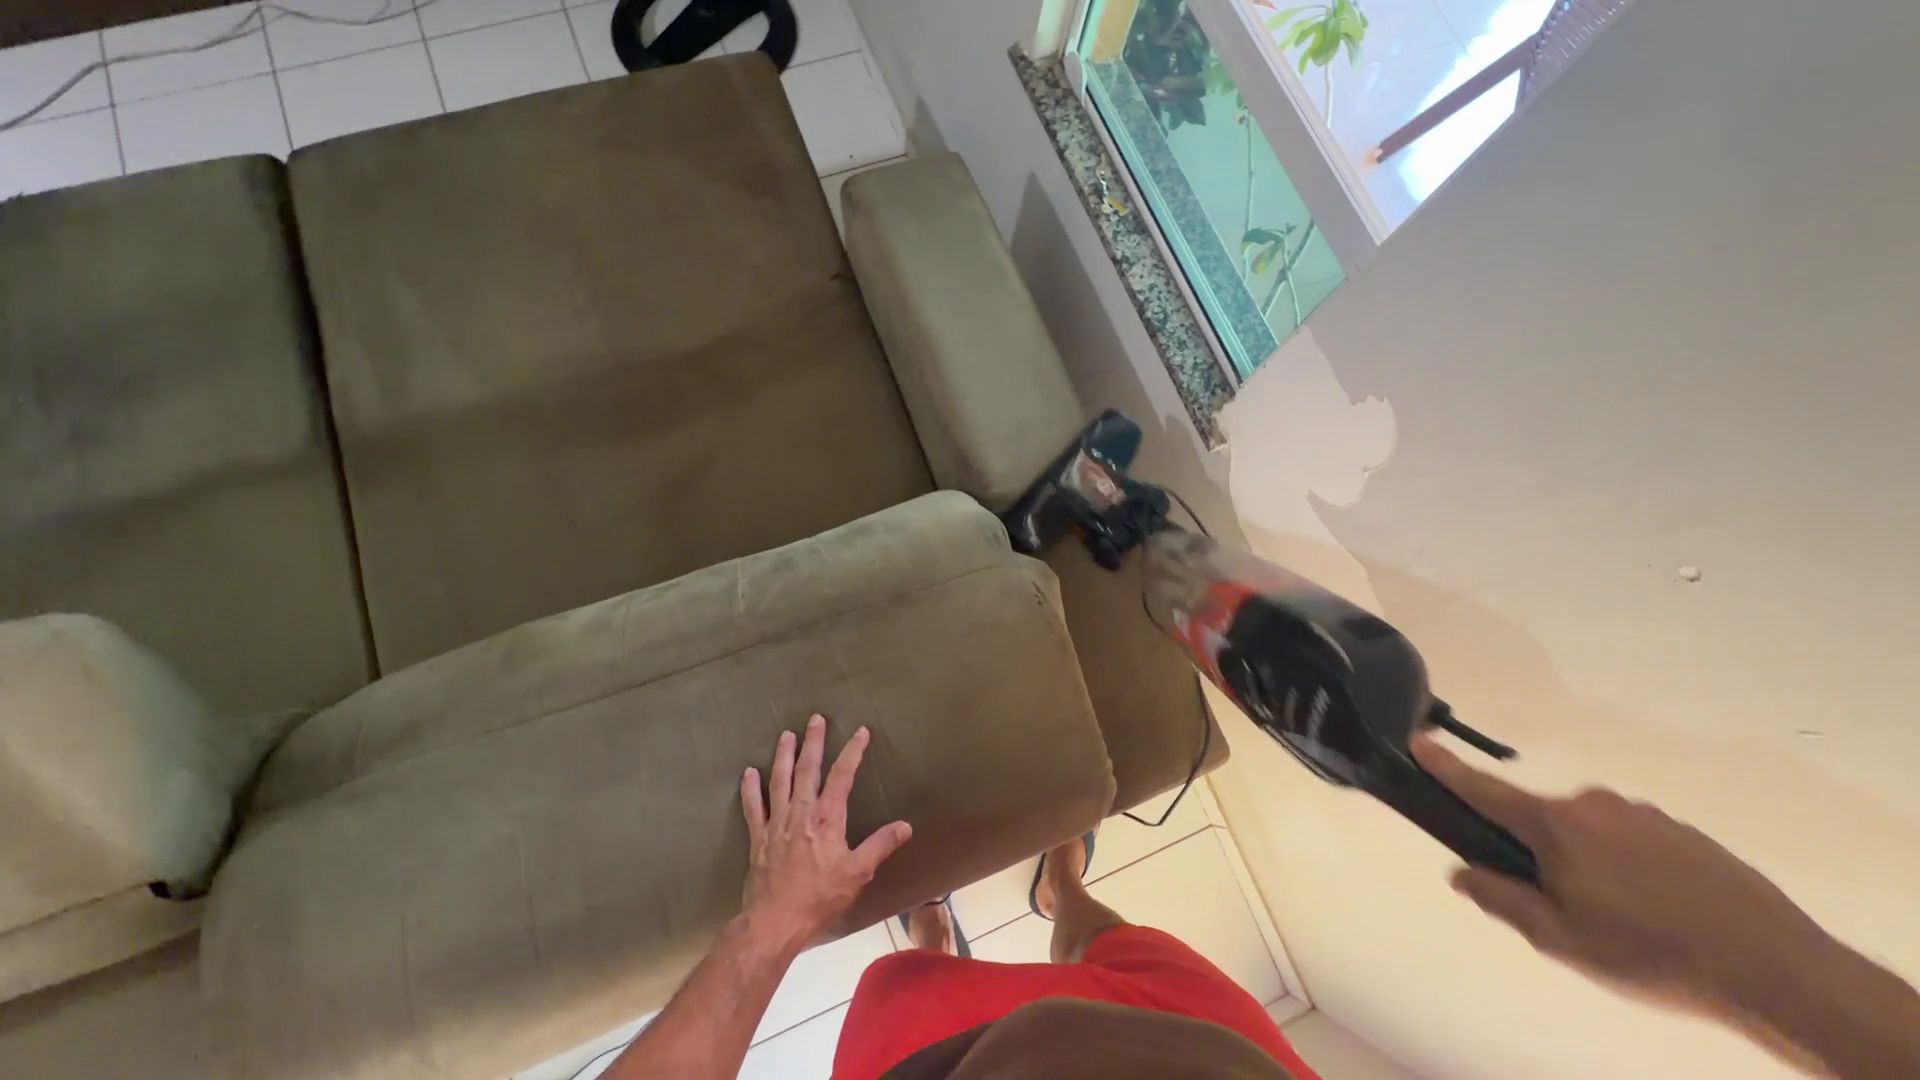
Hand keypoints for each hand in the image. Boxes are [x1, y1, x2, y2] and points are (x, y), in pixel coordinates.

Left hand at [738, 715, 911, 948]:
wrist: (776, 919)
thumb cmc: (820, 896)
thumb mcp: (858, 873)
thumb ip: (880, 846)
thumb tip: (905, 826)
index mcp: (827, 818)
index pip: (842, 776)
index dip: (853, 752)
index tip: (861, 732)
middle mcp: (801, 812)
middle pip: (807, 769)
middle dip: (813, 742)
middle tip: (815, 719)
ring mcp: (776, 823)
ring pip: (779, 780)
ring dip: (782, 755)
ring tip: (785, 735)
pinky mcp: (758, 838)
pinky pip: (752, 807)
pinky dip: (750, 789)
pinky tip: (748, 773)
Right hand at [1412, 736, 1831, 1019]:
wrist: (1776, 969)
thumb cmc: (1647, 952)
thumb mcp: (1558, 939)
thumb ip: (1501, 898)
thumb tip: (1461, 871)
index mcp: (1555, 826)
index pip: (1484, 791)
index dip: (1446, 768)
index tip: (1417, 740)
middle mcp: (1592, 805)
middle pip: (1539, 821)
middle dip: (1537, 855)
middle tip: (1562, 909)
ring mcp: (1642, 815)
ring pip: (1588, 833)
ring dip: (1586, 864)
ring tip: (1621, 921)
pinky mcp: (1683, 833)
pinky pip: (1631, 841)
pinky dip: (1628, 869)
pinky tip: (1658, 913)